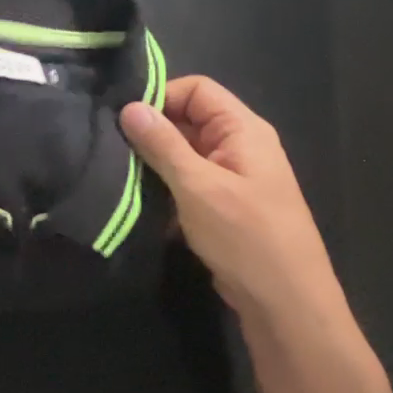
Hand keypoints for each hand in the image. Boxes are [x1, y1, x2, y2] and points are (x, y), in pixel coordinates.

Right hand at [119, 77, 341, 317]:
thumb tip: (130, 107)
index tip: (121, 120)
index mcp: (243, 130)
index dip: (159, 97)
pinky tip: (137, 202)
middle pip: (188, 120)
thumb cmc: (245, 237)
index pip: (197, 90)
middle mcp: (239, 147)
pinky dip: (165, 190)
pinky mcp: (222, 208)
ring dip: (154, 164)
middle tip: (109, 149)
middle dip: (151, 132)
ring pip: (184, 155)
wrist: (284, 302)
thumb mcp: (198, 186)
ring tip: (116, 175)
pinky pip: (188, 184)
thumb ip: (163, 145)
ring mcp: (232, 179)